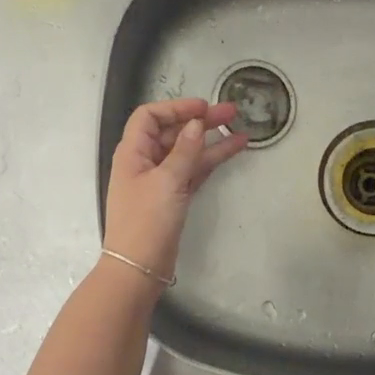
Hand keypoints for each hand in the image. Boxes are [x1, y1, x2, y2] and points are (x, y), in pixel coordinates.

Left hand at [103, 97, 248, 282]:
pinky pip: (193, 172)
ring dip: (211, 142)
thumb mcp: (167, 181)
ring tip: (240, 131)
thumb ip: (184, 151)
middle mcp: (145, 162)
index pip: (150, 116)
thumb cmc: (146, 221)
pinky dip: (210, 162)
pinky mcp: (173, 198)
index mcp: (133, 152)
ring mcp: (160, 181)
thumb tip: (196, 124)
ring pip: (188, 153)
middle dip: (201, 121)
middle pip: (173, 132)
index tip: (204, 108)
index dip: (177, 108)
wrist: (138, 267)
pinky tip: (231, 152)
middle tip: (231, 113)